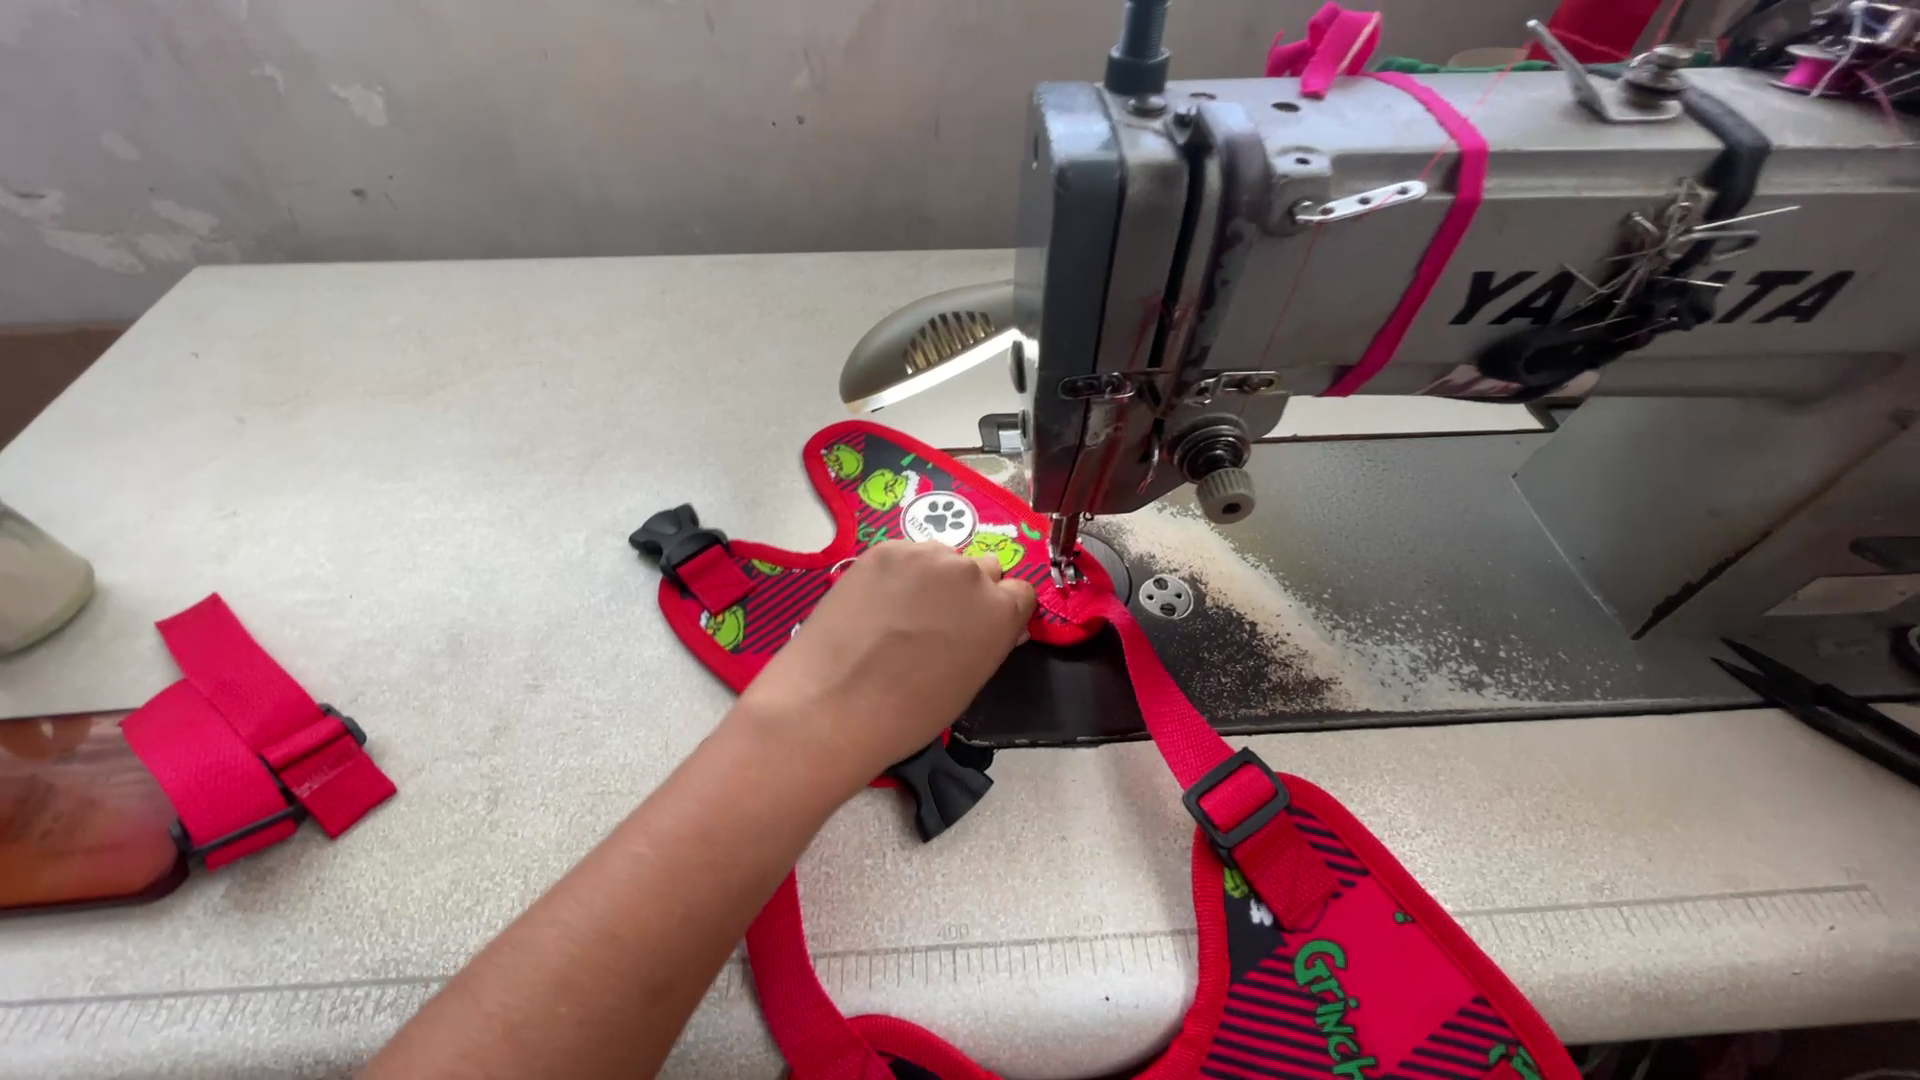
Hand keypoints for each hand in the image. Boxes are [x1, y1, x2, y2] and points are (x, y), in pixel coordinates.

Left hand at [731, 541, 1036, 785]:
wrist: (834, 703)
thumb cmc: (909, 712)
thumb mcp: (969, 683)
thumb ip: (991, 642)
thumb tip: (1002, 626)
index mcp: (1000, 610)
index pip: (1020, 591)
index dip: (1003, 610)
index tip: (981, 626)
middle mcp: (969, 573)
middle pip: (985, 569)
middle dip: (970, 591)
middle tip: (939, 621)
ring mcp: (924, 556)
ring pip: (943, 557)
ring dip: (934, 577)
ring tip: (902, 611)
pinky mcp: (884, 550)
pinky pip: (905, 555)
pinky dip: (899, 573)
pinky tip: (877, 603)